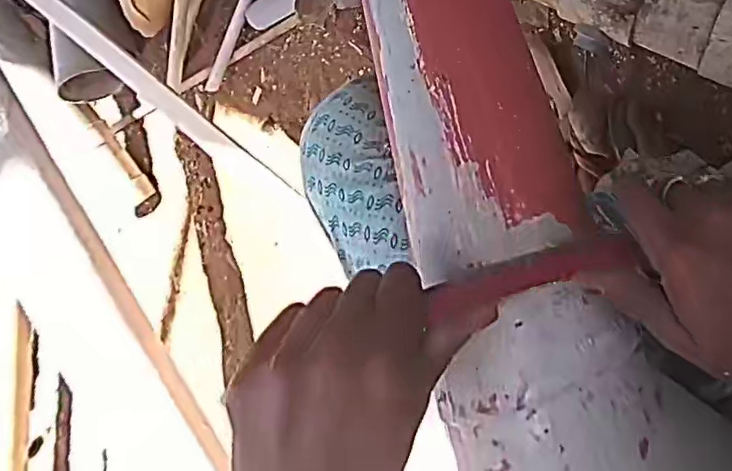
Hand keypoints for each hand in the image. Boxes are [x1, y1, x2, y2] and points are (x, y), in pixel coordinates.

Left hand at [227, 263, 494, 470]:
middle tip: (375, 344)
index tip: (406, 318)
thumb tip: (481, 302)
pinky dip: (299, 336)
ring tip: (339, 360)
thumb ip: (445, 340)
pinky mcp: (250, 374)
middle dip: (374, 308)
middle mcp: (337, 352)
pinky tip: (307, 369)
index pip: (401, 279)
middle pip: (365, 283)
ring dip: (336, 320)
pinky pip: (287, 319)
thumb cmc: (367, 464)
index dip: (406, 301)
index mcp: (386, 361)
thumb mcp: (414, 405)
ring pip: (326, 297)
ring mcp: (287, 362)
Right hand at [589, 176, 731, 470]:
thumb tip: (584, 266)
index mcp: (676, 248)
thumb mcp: (678, 335)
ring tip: (731, 250)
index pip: (631, 192)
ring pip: (706, 190)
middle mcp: (706, 213)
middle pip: (671, 192)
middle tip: (693, 252)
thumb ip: (629, 292)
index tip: (631, 215)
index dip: (627, 199)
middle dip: (674, 215)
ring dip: (709, 211)